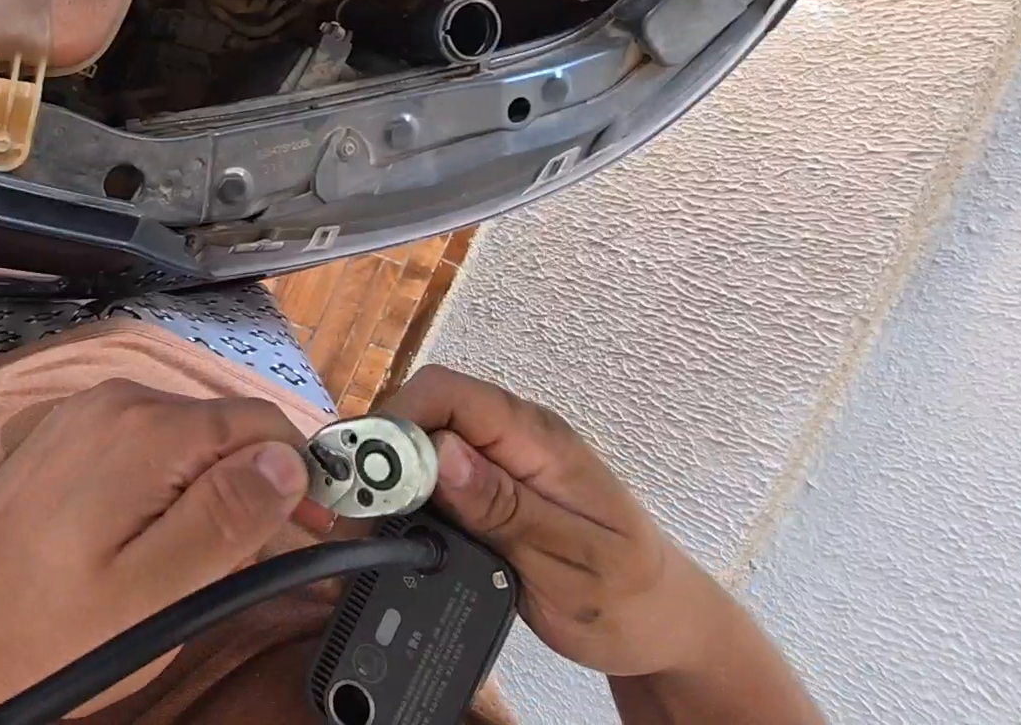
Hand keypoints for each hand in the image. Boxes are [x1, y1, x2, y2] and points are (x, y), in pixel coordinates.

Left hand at [0, 379, 311, 719]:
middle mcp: (117, 400)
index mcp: (146, 428)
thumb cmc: (51, 631)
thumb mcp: (155, 593)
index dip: (300, 474)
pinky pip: (145, 441)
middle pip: (223, 426)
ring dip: (213, 486)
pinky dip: (172, 479)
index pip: (259, 422)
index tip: (316, 530)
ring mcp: (87, 412)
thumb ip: (227, 518)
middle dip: (255, 483)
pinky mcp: (68, 432)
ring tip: (206, 557)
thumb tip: (289, 460)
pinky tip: (160, 532)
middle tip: (258, 560)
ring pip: (187, 435)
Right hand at [383, 366, 732, 676]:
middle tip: (360, 507)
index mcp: (535, 439)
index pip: (448, 393)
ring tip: (368, 520)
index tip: (372, 476)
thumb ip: (507, 507)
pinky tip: (394, 523)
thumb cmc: (630, 601)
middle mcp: (509, 435)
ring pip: (418, 437)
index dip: (399, 421)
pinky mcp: (483, 483)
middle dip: (381, 448)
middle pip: (422, 408)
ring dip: (386, 473)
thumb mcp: (572, 564)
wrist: (660, 626)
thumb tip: (441, 451)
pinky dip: (402, 492)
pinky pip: (429, 468)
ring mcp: (496, 457)